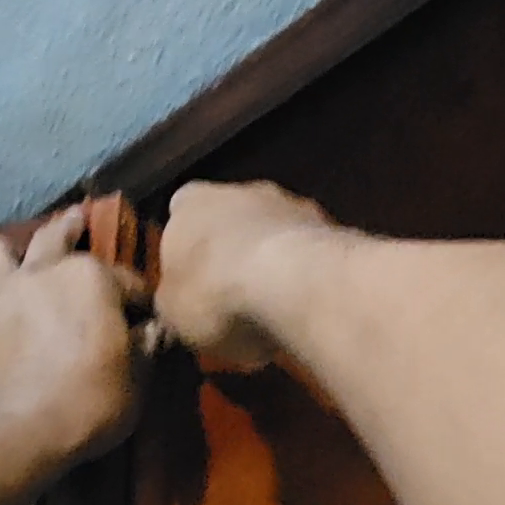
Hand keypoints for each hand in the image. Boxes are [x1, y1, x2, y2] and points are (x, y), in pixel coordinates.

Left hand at [0, 206, 140, 461]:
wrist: (13, 432)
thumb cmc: (88, 401)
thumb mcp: (137, 379)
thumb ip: (146, 346)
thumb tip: (155, 329)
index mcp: (92, 279)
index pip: (128, 281)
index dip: (140, 301)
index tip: (146, 319)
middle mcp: (42, 272)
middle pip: (57, 238)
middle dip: (72, 228)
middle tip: (78, 219)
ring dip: (9, 255)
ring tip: (16, 262)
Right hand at [154, 180, 336, 366]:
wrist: (293, 282)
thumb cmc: (216, 294)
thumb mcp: (172, 312)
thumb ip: (173, 301)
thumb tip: (176, 305)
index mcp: (190, 203)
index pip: (180, 214)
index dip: (186, 251)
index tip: (194, 285)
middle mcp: (241, 191)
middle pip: (233, 221)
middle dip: (234, 256)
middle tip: (236, 302)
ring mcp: (292, 204)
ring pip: (276, 235)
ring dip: (276, 265)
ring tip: (276, 313)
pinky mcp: (332, 227)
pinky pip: (311, 254)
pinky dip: (308, 277)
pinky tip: (306, 310)